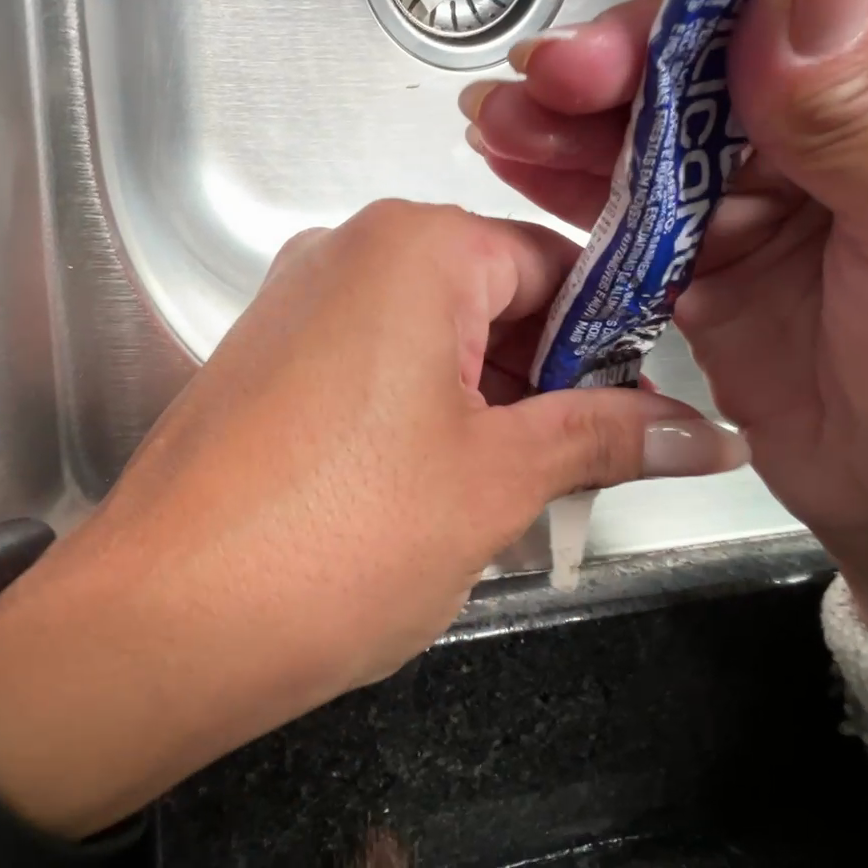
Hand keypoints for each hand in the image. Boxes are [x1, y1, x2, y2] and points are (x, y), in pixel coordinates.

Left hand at [0, 201, 747, 836]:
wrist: (163, 621)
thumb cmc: (339, 534)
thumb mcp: (496, 480)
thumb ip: (605, 436)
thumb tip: (703, 432)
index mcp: (414, 246)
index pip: (557, 266)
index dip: (614, 338)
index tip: (647, 406)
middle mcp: (345, 252)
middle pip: (491, 299)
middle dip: (547, 381)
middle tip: (583, 467)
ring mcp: (294, 304)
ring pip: (430, 339)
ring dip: (486, 407)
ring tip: (505, 496)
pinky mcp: (263, 361)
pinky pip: (370, 366)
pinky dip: (418, 415)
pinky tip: (425, 491)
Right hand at [464, 0, 867, 671]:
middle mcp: (857, 105)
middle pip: (721, 28)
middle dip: (636, 40)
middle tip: (566, 72)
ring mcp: (769, 179)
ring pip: (656, 112)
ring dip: (579, 107)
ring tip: (511, 115)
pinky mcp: (705, 247)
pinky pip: (625, 193)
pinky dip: (568, 174)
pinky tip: (517, 155)